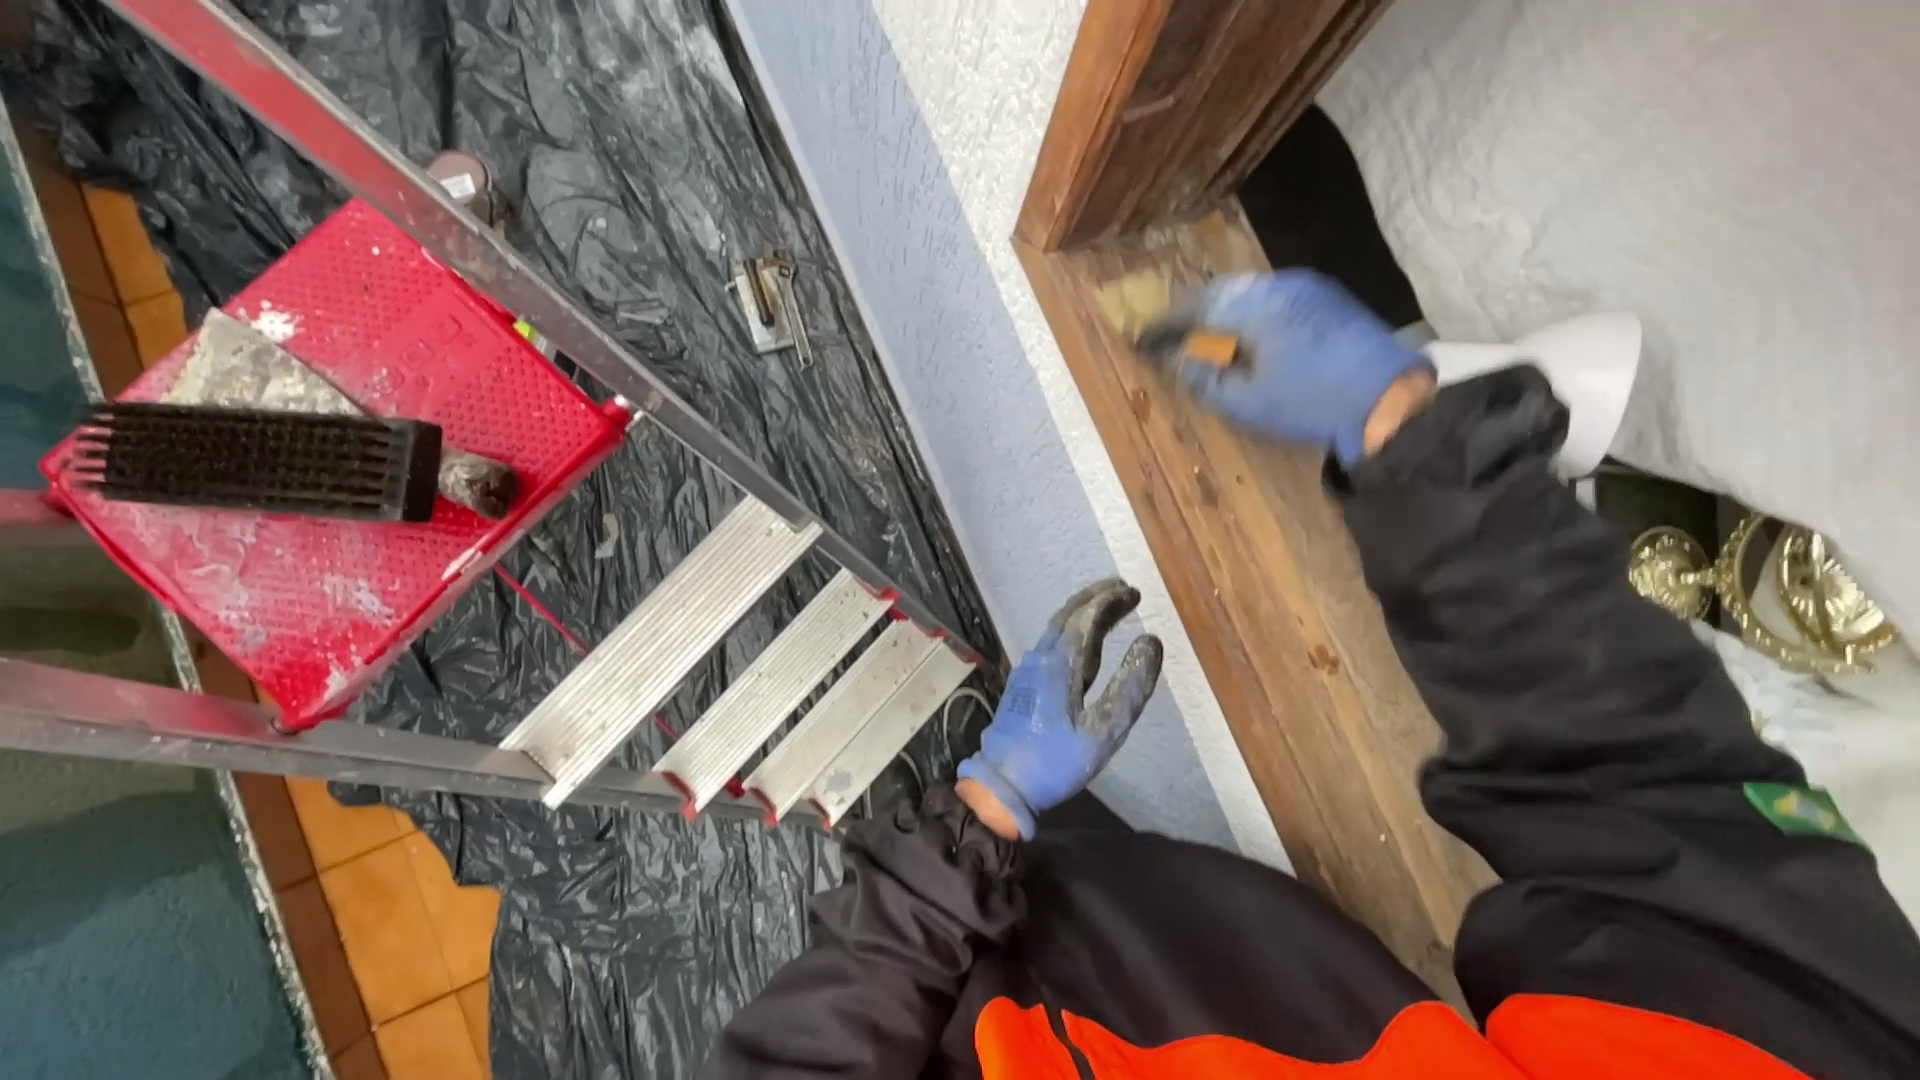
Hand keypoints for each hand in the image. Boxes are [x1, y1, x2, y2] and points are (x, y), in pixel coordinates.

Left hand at [956, 579, 1162, 839]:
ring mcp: (1028, 670)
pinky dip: (1073, 633)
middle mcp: (1040, 658)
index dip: (1110, 600)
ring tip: (1109, 609)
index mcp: (1058, 663)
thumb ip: (1130, 687)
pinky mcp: (1024, 685)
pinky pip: (1052, 645)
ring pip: (1057, 629)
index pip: (1086, 616)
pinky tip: (1084, 645)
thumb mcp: (1103, 731)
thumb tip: (1151, 642)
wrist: (1002, 784)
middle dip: (1096, 599)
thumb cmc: (1055, 761)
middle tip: (1124, 590)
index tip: (1134, 591)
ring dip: (1083, 615)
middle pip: (1068, 615)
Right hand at [1153, 270, 1429, 462]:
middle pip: (1221, 290)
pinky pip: (1272, 295)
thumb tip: (1173, 360)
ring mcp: (1307, 286)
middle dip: (1191, 312)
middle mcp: (1278, 284)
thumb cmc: (1310, 403)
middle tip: (1170, 336)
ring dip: (1221, 309)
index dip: (1165, 325)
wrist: (1391, 400)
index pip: (1195, 307)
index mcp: (1255, 306)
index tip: (1142, 340)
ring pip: (1248, 290)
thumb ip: (1203, 377)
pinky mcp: (1326, 297)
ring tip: (1203, 335)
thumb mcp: (1246, 401)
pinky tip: (1245, 334)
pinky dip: (1248, 311)